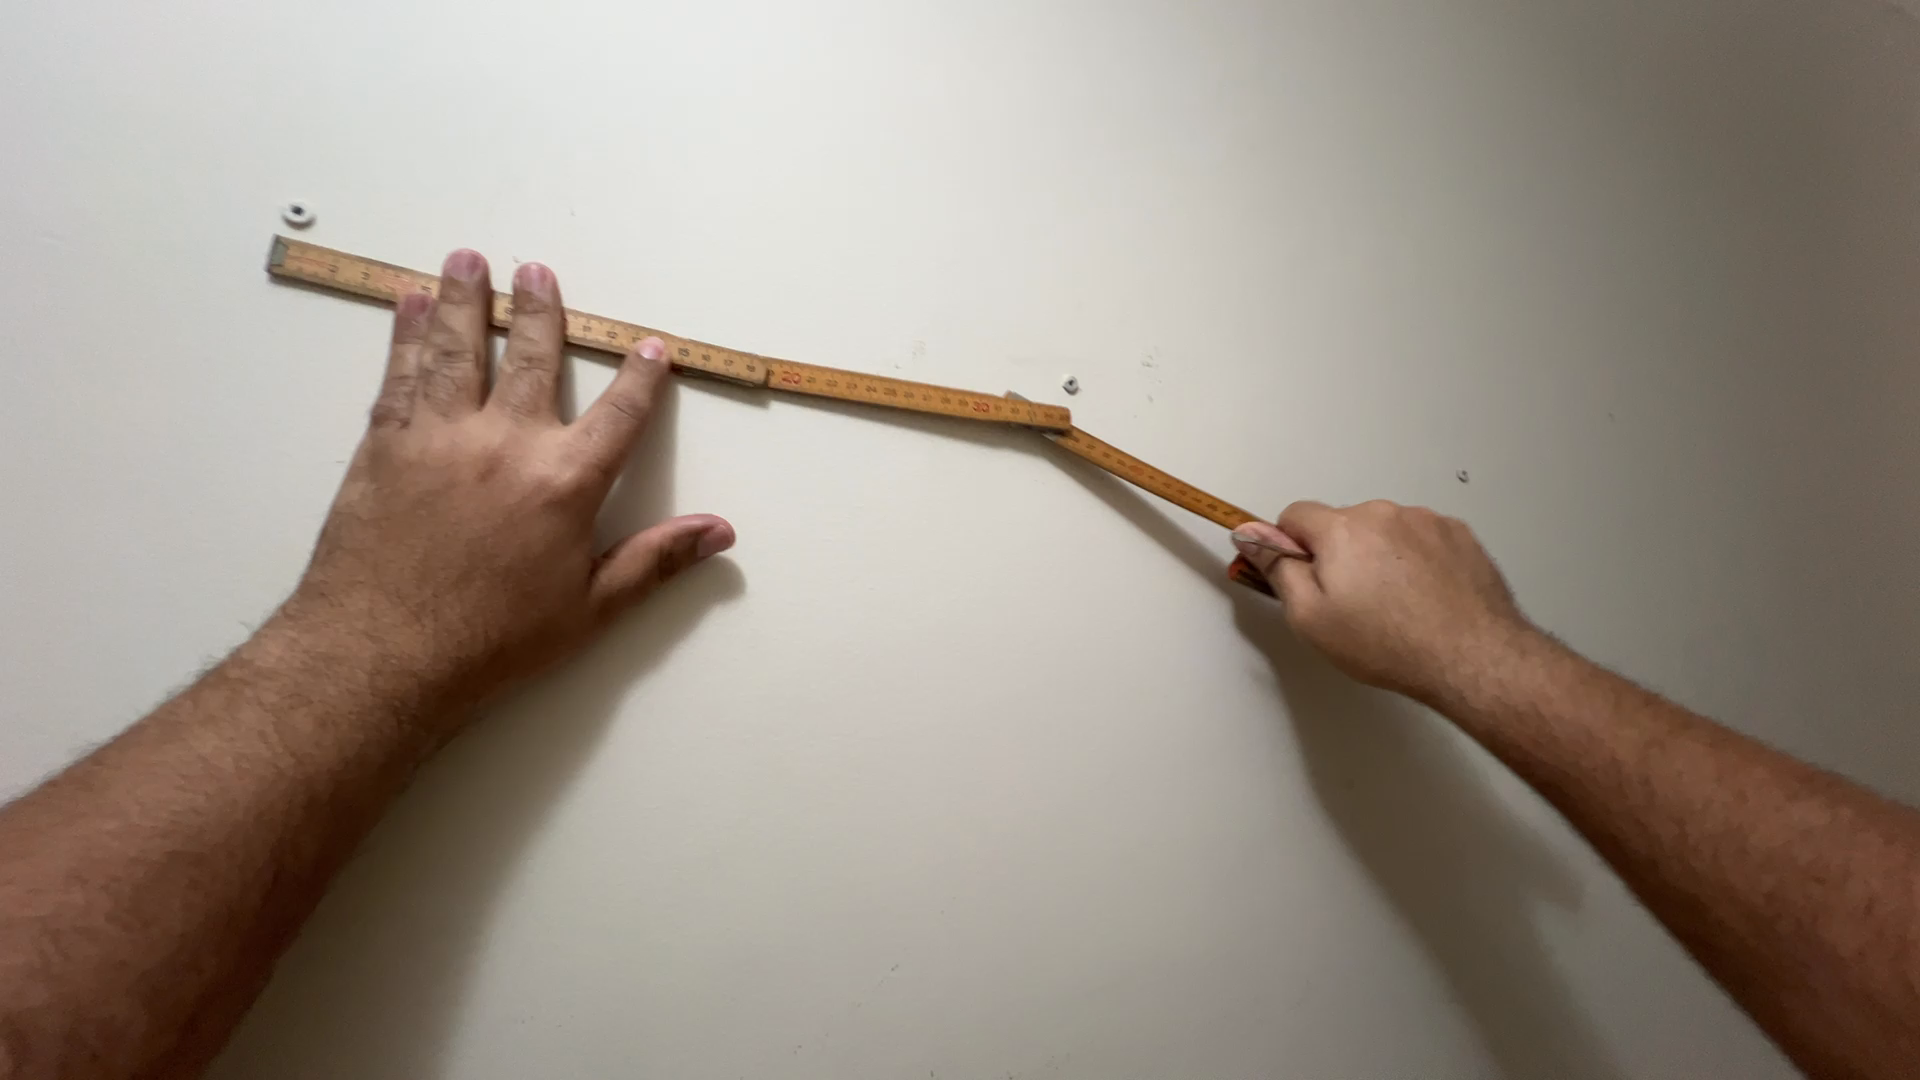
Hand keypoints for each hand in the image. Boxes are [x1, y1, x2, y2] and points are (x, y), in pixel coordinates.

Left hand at [280, 249, 733, 715]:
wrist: (381, 657)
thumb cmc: (499, 637)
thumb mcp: (596, 605)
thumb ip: (659, 558)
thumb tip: (723, 531)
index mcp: (566, 481)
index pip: (619, 414)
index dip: (641, 378)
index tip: (651, 345)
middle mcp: (506, 443)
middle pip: (531, 361)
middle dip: (541, 313)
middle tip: (539, 269)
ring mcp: (439, 438)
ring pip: (456, 352)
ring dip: (465, 302)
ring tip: (468, 259)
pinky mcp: (384, 447)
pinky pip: (399, 377)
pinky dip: (405, 336)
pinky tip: (406, 307)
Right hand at [1232, 501, 1535, 704]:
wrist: (1474, 659)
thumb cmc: (1383, 642)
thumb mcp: (1309, 616)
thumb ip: (1276, 568)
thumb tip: (1249, 534)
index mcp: (1342, 528)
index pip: (1295, 515)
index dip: (1290, 546)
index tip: (1305, 579)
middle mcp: (1384, 512)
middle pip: (1341, 523)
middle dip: (1337, 552)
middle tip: (1351, 602)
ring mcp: (1428, 521)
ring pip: (1382, 531)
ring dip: (1377, 554)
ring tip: (1394, 603)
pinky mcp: (1461, 535)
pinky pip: (1419, 538)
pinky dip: (1413, 559)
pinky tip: (1423, 596)